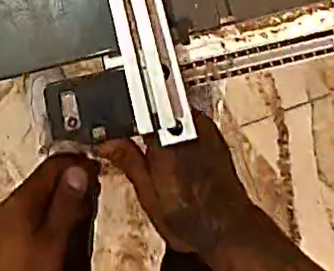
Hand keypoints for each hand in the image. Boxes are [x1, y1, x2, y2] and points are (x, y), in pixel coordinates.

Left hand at [0, 154, 98, 270]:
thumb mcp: (52, 242)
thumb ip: (66, 205)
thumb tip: (79, 171)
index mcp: (19, 200)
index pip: (52, 165)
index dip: (78, 163)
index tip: (97, 170)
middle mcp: (7, 208)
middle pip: (44, 182)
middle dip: (70, 183)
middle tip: (93, 192)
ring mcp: (1, 227)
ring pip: (37, 201)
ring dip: (60, 202)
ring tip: (80, 214)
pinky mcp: (0, 246)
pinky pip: (29, 218)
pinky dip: (48, 218)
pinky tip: (58, 234)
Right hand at [101, 112, 316, 268]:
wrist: (226, 227)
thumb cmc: (191, 218)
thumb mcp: (149, 196)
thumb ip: (128, 160)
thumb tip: (107, 141)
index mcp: (165, 140)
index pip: (137, 108)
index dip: (123, 115)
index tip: (115, 128)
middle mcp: (185, 125)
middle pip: (154, 107)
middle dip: (141, 121)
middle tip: (137, 147)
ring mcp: (201, 124)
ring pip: (170, 110)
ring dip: (160, 124)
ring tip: (160, 155)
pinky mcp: (211, 127)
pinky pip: (187, 117)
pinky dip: (177, 128)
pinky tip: (176, 152)